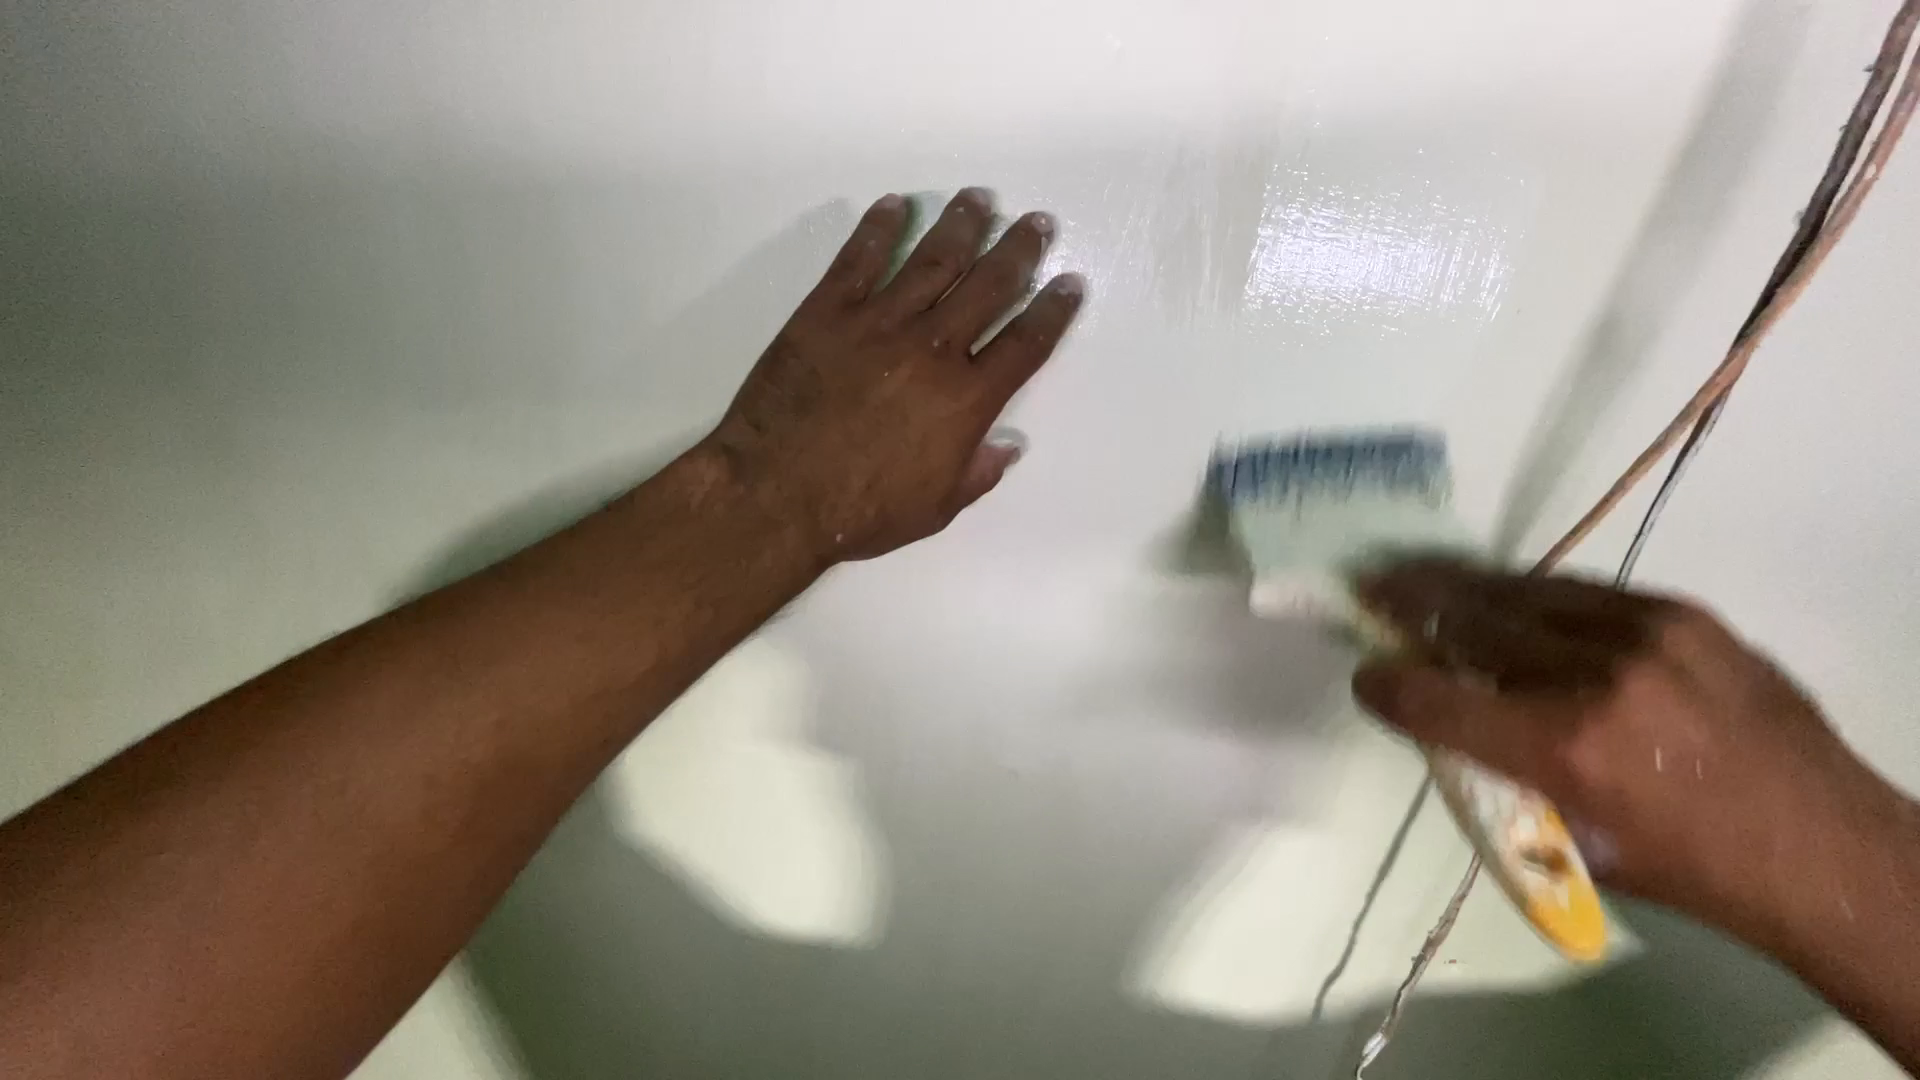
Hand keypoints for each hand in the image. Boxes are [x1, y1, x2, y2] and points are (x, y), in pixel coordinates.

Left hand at [704, 188, 1084, 564]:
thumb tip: (1009, 445)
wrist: (775, 496)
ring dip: (960, 226)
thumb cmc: (861, 513)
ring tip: (977, 199)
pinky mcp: (827, 313)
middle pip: (988, 286)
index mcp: (965, 400)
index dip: (1053, 311)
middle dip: (1018, 251)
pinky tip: (895, 206)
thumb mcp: (935, 510)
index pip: (1025, 344)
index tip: (1069, 282)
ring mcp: (878, 324)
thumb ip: (977, 474)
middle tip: (1036, 222)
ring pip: (931, 261)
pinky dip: (880, 229)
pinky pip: (859, 260)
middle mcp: (932, 349)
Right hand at [1350, 559, 1896, 942]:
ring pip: (1515, 594)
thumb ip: (1491, 763)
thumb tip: (1434, 705)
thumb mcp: (1565, 836)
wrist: (1833, 850)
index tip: (1363, 676)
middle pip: (1469, 624)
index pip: (1436, 699)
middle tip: (1368, 588)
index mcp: (1565, 749)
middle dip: (1406, 606)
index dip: (1387, 684)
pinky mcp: (1677, 614)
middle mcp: (1598, 678)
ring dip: (1454, 586)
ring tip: (1412, 574)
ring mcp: (1643, 635)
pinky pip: (1570, 591)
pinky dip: (1520, 593)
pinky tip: (1493, 592)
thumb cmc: (1684, 865)